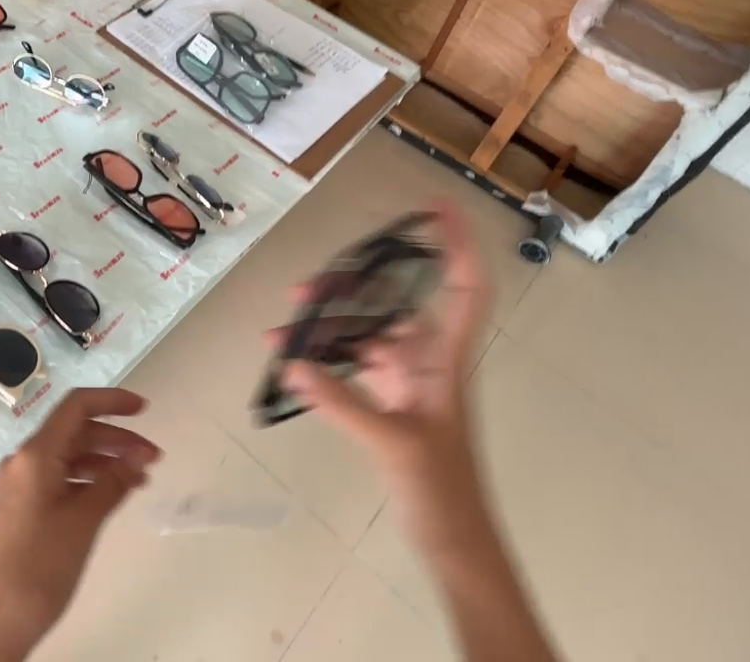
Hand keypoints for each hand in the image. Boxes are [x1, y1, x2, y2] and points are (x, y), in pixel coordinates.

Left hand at [0, 388, 161, 661]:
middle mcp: (23, 462)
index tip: (144, 409)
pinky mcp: (21, 508)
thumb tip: (134, 460)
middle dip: (117, 439)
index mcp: (35, 455)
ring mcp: (19, 485)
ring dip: (105, 461)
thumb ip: (111, 484)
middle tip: (153, 457)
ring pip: (69, 457)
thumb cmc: (38, 569)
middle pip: (76, 432)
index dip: (112, 401)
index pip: (77, 407)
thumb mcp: (82, 523)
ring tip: (141, 479)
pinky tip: (112, 495)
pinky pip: (59, 478)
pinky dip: (88, 480)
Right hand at [275, 202, 493, 530]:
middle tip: (304, 288)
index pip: (464, 288)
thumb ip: (341, 402)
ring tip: (284, 326)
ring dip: (330, 328)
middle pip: (393, 306)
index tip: (438, 207)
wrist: (455, 542)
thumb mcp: (391, 443)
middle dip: (351, 290)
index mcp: (445, 361)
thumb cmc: (441, 491)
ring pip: (368, 336)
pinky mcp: (391, 403)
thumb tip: (293, 362)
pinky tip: (295, 362)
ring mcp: (409, 383)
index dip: (458, 245)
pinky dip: (328, 361)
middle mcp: (428, 361)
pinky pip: (356, 367)